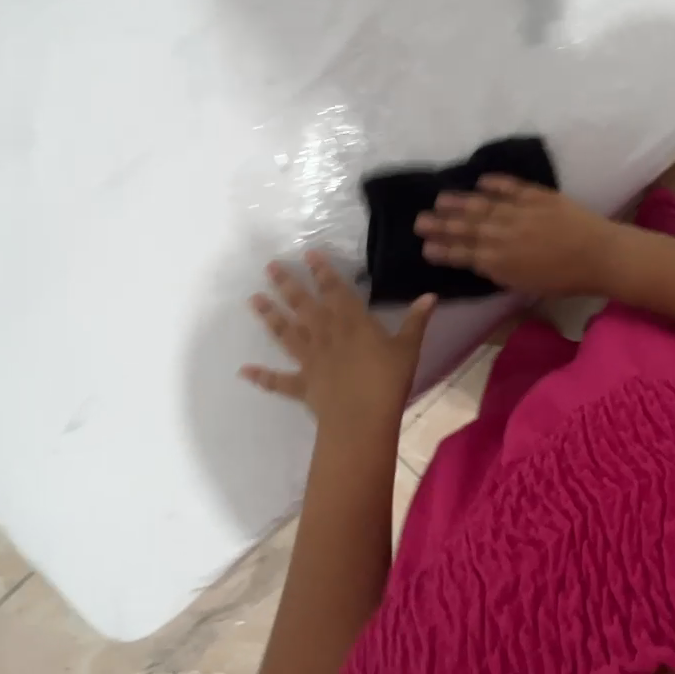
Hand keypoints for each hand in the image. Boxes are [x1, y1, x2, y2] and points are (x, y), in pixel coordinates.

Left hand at [240, 250, 435, 430]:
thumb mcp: (409, 347)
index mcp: (352, 322)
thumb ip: (417, 320)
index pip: (335, 290)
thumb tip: (431, 295)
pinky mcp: (302, 385)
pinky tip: (243, 370)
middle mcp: (326, 335)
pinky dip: (261, 376)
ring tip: (253, 299)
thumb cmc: (388, 380)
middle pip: (304, 305)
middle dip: (288, 284)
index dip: (323, 271)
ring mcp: (310, 360)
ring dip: (269, 317)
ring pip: (286, 333)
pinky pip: (278, 380)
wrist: (362, 419)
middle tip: (270, 266)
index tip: (308, 254)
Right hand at [414, 174, 623, 296]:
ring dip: (460, 201)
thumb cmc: (566, 280)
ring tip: (440, 198)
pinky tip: (480, 180)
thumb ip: (500, 272)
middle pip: (466, 228)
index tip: (424, 246)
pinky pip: (511, 187)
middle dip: (441, 224)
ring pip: (482, 205)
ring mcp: (519, 212)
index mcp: (499, 261)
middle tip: (419, 220)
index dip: (443, 249)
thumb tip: (480, 261)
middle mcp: (503, 235)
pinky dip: (495, 183)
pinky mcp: (538, 196)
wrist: (599, 256)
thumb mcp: (526, 285)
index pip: (463, 253)